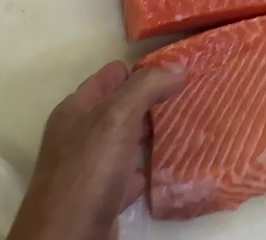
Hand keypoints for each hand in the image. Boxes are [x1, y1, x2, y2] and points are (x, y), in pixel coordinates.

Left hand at [6, 61, 183, 239]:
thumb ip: (146, 87)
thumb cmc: (87, 172)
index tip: (176, 73)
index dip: (142, 70)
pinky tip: (168, 169)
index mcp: (77, 108)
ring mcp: (91, 168)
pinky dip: (148, 170)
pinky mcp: (102, 198)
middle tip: (187, 98)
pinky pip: (130, 175)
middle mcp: (81, 134)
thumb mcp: (116, 118)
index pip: (113, 74)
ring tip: (185, 127)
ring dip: (151, 136)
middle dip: (151, 102)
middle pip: (121, 107)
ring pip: (127, 141)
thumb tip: (178, 67)